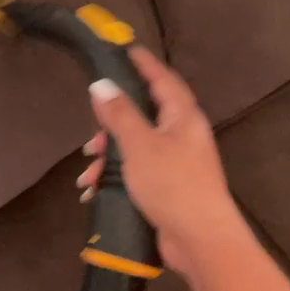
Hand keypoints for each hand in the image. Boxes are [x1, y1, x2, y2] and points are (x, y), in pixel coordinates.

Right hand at [75, 47, 246, 275]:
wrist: (201, 241)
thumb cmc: (173, 185)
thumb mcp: (140, 145)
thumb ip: (120, 114)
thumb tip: (101, 85)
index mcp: (183, 118)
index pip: (163, 80)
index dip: (145, 64)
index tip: (126, 49)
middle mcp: (182, 136)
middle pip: (144, 115)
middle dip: (113, 123)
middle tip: (93, 133)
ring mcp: (176, 164)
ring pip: (135, 146)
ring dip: (109, 154)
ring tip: (88, 168)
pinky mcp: (166, 189)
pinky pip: (135, 172)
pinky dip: (114, 176)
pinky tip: (94, 189)